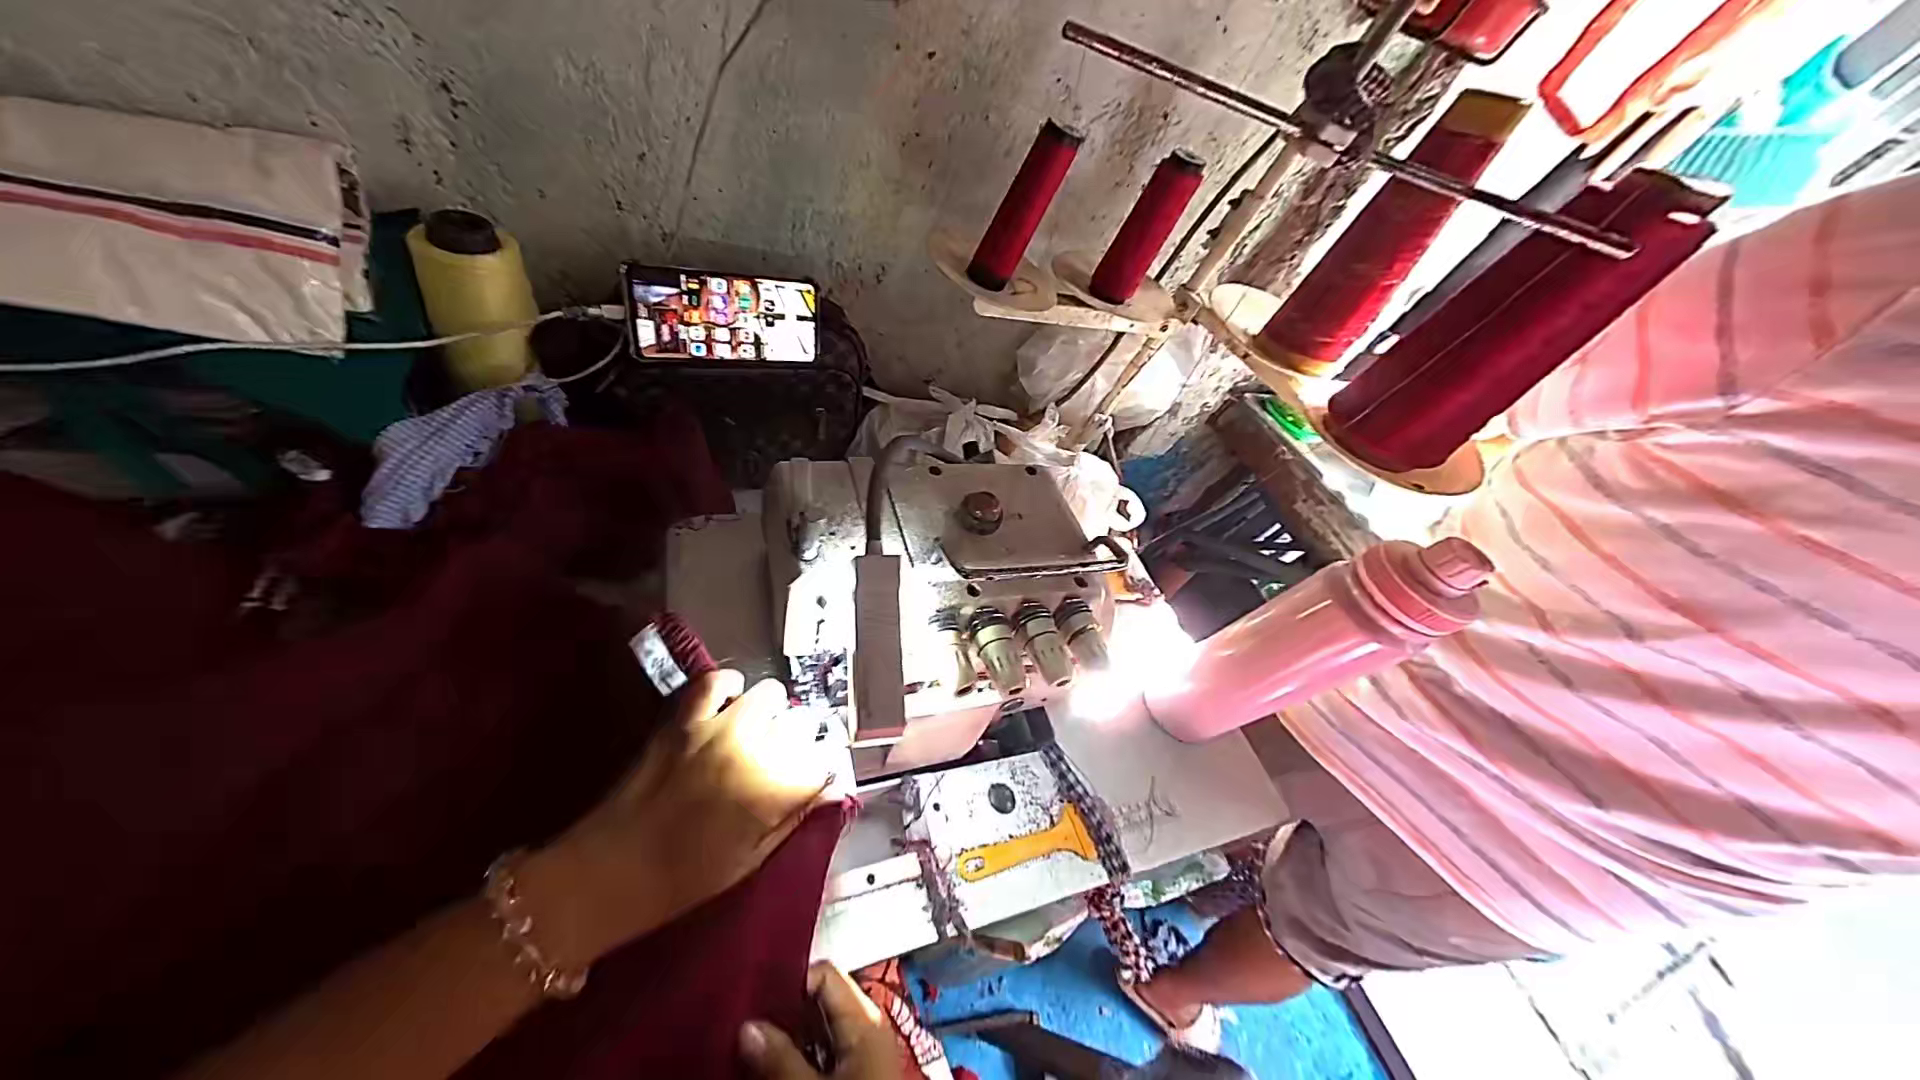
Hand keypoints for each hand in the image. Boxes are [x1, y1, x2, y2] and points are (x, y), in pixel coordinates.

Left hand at [519, 670, 832, 966]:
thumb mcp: (752, 861)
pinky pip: (715, 682)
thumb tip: (831, 792)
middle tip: (782, 760)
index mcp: (773, 793)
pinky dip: (729, 686)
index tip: (814, 779)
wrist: (606, 874)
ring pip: (768, 697)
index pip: (821, 762)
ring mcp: (717, 730)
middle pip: (799, 725)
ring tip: (760, 730)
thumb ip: (795, 819)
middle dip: (798, 741)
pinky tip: (731, 697)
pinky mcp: (682, 719)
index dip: (821, 771)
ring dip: (771, 713)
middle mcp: (753, 753)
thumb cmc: (682, 881)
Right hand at [740, 962, 908, 1079]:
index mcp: (865, 1017)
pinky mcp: (858, 1077)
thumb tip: (748, 1026)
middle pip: (819, 1003)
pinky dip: (798, 1060)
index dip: (789, 981)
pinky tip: (770, 1071)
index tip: (752, 996)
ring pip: (818, 1032)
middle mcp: (867, 1027)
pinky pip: (823, 1056)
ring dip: (786, 1041)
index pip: (824, 974)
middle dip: (782, 1015)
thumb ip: (780, 1058)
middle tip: (744, 1027)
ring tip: (748, 1049)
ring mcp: (863, 1054)